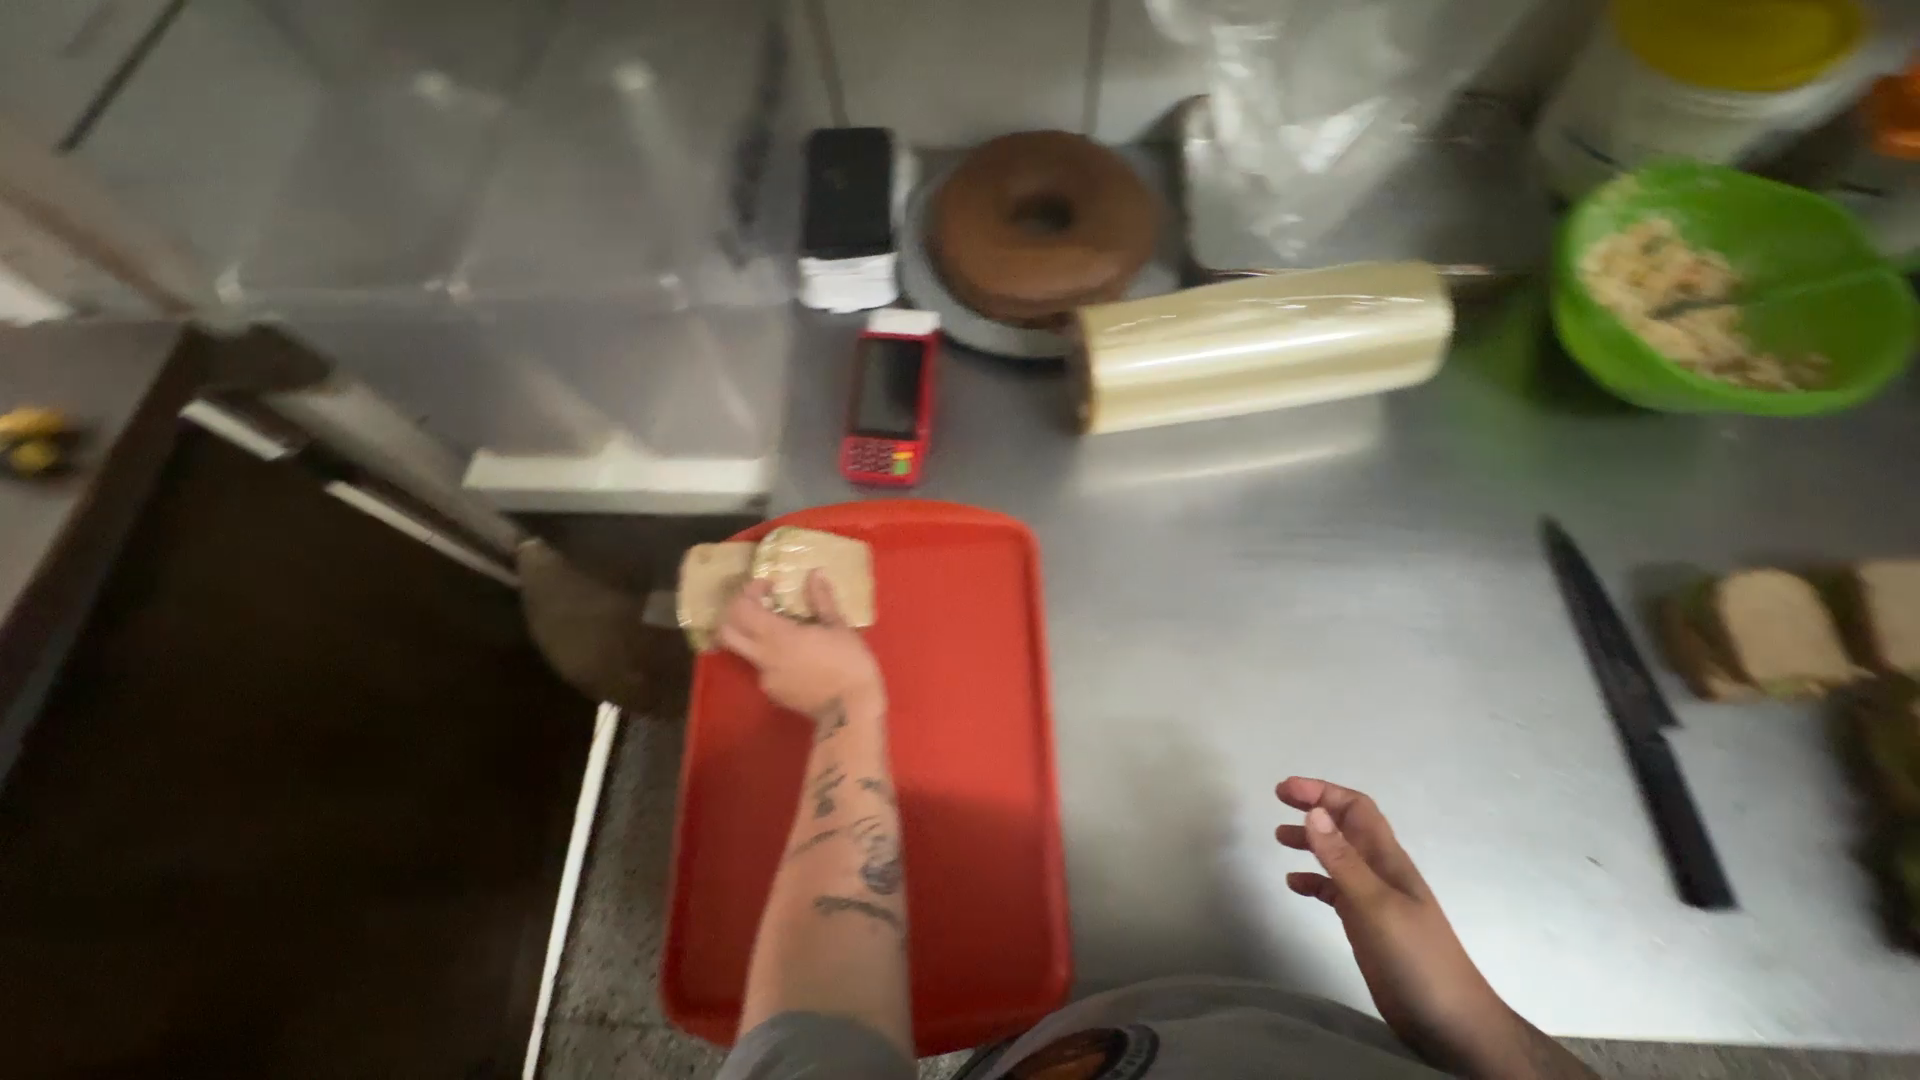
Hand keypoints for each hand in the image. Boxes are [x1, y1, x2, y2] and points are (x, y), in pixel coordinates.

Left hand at [719, 573, 884, 721]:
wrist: (850, 712)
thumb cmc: (850, 664)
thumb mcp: (839, 627)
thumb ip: (822, 600)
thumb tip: (815, 573)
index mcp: (778, 636)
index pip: (742, 609)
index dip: (749, 591)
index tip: (770, 585)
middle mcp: (763, 656)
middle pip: (727, 632)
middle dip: (735, 613)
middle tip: (758, 605)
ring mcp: (766, 678)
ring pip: (745, 651)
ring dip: (754, 635)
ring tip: (784, 630)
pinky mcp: (774, 693)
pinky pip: (764, 668)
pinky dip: (772, 656)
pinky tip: (798, 657)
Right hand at [1276, 777, 1517, 1073]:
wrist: (1450, 1022)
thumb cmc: (1416, 957)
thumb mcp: (1376, 904)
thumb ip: (1343, 860)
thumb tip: (1313, 811)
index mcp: (1387, 859)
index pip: (1356, 809)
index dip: (1323, 792)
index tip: (1286, 789)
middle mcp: (1379, 872)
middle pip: (1345, 826)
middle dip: (1314, 807)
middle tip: (1279, 800)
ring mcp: (1373, 899)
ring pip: (1337, 856)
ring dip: (1310, 841)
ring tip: (1279, 837)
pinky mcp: (1365, 925)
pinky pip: (1334, 891)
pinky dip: (1312, 881)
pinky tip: (1293, 885)